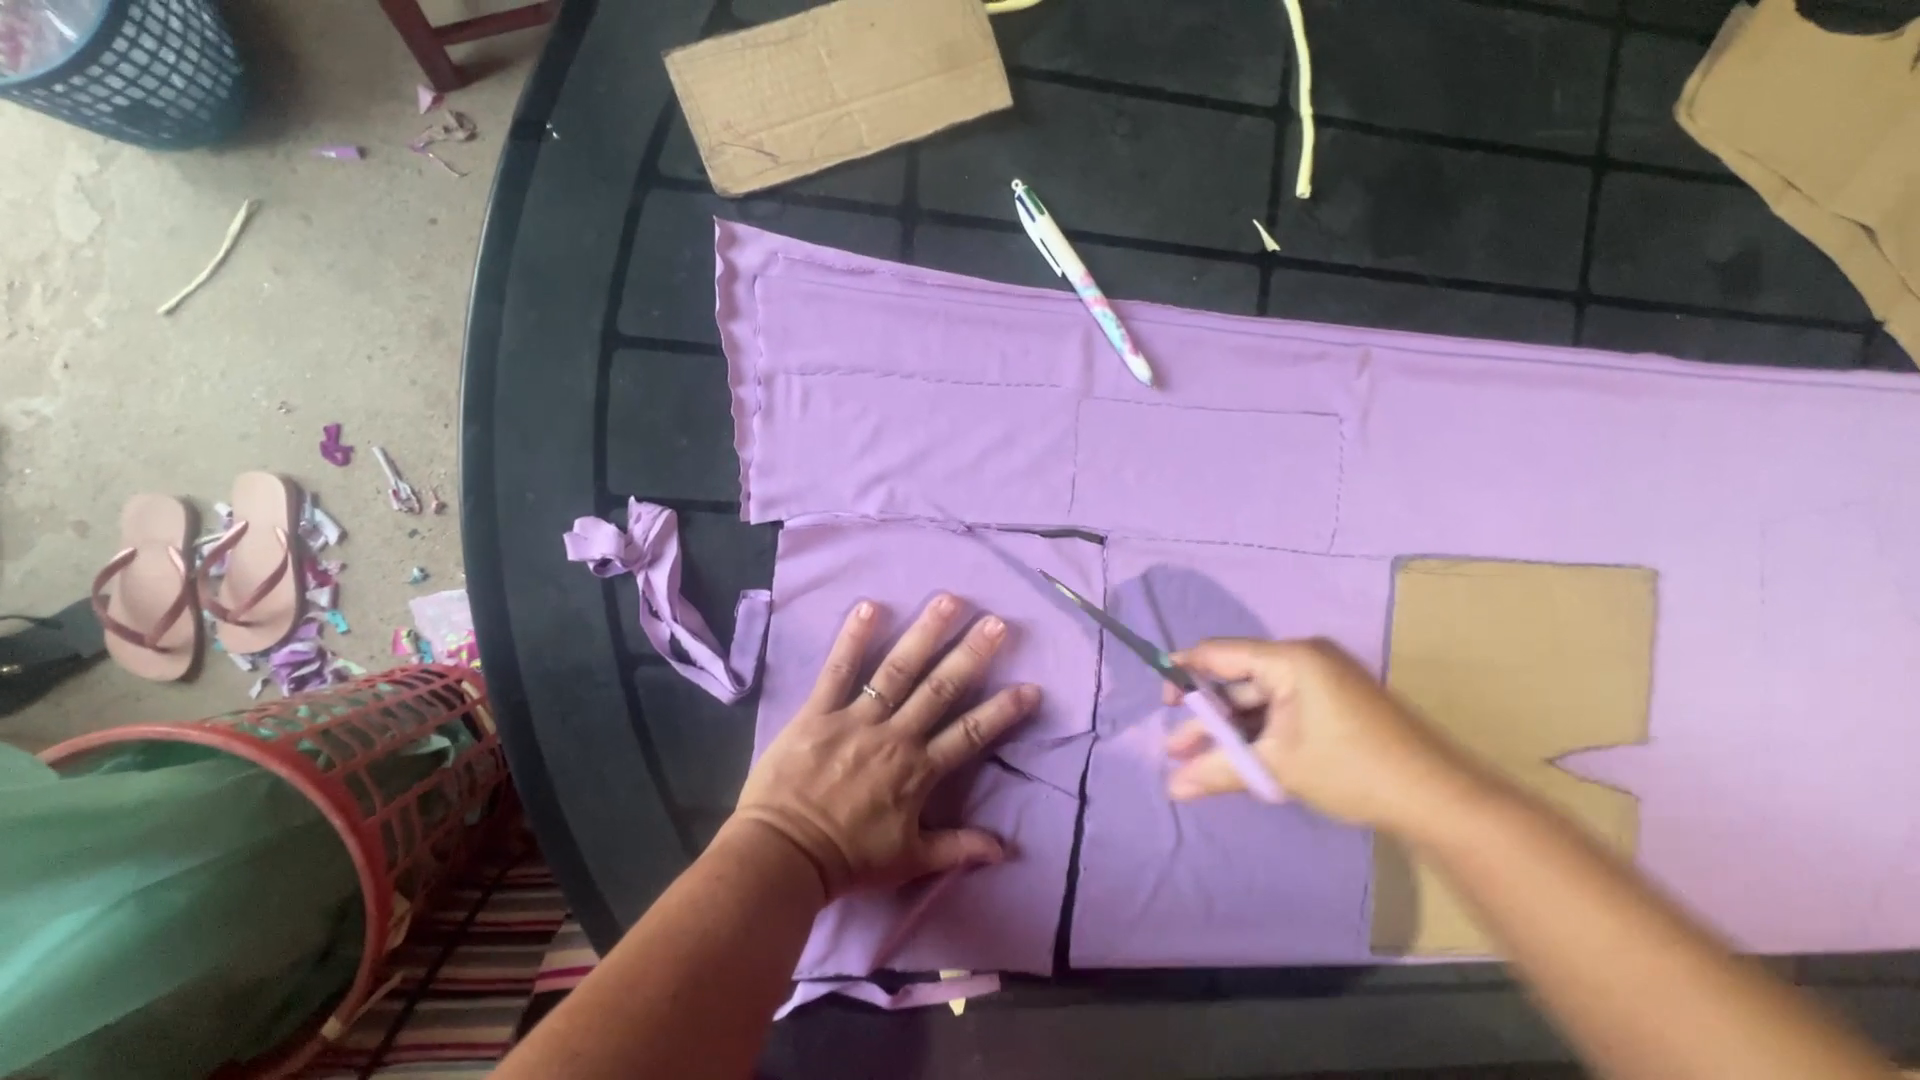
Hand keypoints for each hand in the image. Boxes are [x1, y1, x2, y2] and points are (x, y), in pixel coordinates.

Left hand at [733, 594, 1041, 899]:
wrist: (784, 856)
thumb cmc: (848, 861)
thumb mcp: (909, 860)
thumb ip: (958, 848)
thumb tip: (1006, 849)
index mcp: (919, 770)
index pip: (971, 733)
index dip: (1003, 711)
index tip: (1032, 687)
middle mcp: (895, 736)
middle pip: (940, 688)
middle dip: (971, 654)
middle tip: (996, 622)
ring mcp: (856, 720)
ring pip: (896, 670)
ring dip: (924, 633)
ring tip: (948, 600)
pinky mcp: (818, 712)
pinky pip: (838, 670)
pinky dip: (852, 638)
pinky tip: (870, 606)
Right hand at [1162, 638, 1481, 829]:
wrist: (1435, 796)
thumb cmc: (1350, 768)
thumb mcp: (1278, 767)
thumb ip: (1219, 770)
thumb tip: (1172, 788)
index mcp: (1290, 659)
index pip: (1219, 653)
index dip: (1183, 673)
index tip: (1161, 701)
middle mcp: (1304, 659)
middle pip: (1238, 679)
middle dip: (1206, 715)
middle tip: (1175, 747)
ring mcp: (1322, 681)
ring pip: (1259, 699)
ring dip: (1231, 729)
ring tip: (1197, 761)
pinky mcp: (1333, 703)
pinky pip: (1281, 708)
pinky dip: (1259, 732)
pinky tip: (1240, 759)